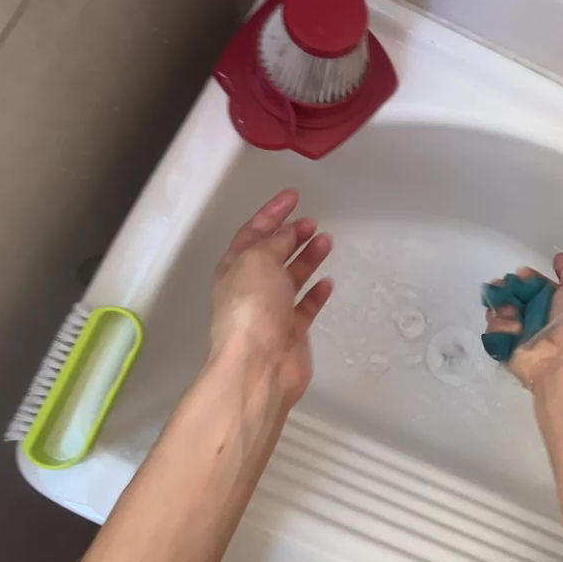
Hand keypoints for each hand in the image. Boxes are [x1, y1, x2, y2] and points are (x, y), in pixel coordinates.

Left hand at [209, 189, 333, 414]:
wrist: (259, 365)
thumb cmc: (252, 308)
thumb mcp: (258, 260)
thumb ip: (275, 243)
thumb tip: (287, 234)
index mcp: (235, 267)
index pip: (253, 232)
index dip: (272, 212)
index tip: (292, 196)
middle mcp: (251, 287)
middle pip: (273, 253)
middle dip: (291, 235)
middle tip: (312, 221)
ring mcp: (271, 310)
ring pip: (292, 277)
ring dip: (308, 257)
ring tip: (326, 241)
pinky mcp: (291, 331)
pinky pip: (306, 306)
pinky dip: (317, 293)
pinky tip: (328, 282)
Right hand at [485, 253, 562, 390]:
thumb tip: (559, 256)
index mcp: (552, 304)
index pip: (531, 285)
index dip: (524, 278)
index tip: (520, 275)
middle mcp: (534, 318)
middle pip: (510, 296)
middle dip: (504, 289)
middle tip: (502, 287)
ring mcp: (519, 333)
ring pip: (499, 311)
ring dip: (501, 306)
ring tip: (512, 312)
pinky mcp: (505, 348)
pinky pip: (493, 330)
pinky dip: (499, 326)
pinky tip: (512, 328)